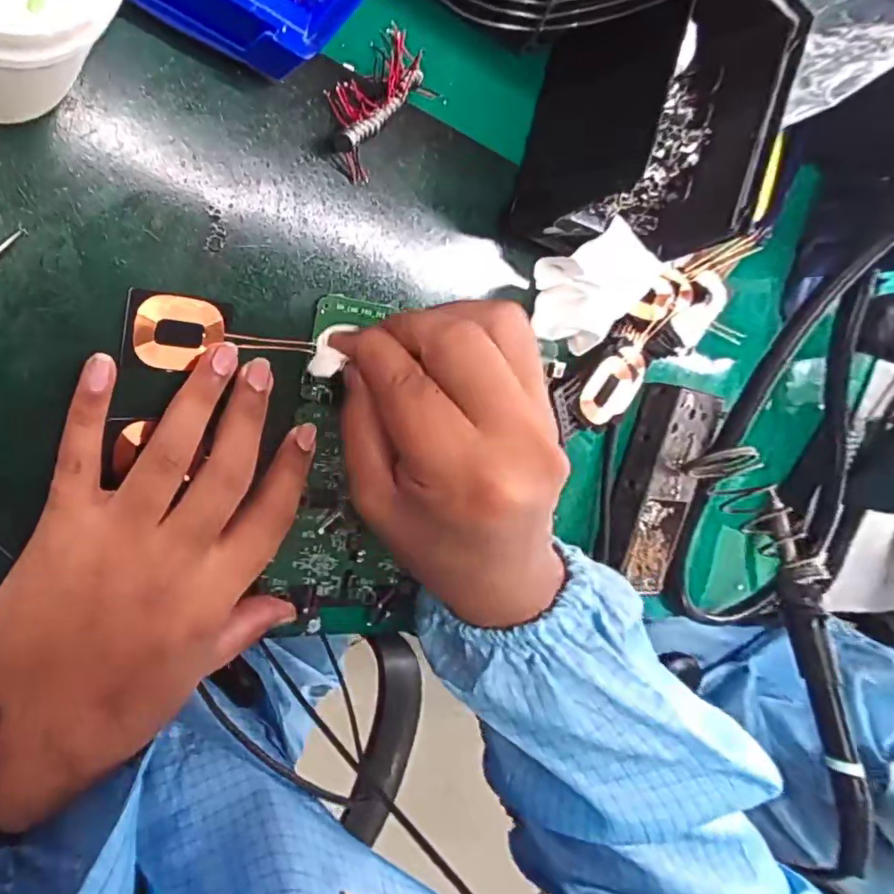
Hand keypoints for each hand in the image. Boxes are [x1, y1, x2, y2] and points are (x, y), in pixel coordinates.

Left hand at [0, 343, 314, 832]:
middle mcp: (174, 553)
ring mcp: (118, 531)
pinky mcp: (64, 520)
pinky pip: (79, 454)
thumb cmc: (115, 707)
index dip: (289, 472)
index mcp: (212, 594)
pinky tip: (101, 364)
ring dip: (194, 398)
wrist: (29, 722)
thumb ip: (238, 628)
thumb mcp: (190, 678)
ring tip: (214, 355)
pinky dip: (87, 406)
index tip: (303, 432)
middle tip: (257, 370)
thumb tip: (287, 602)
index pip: (268, 520)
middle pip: (224, 471)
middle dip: (246, 416)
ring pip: (167, 451)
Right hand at [331, 300, 568, 628]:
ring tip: (410, 342)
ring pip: (496, 324)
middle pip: (457, 340)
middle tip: (373, 341)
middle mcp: (514, 438)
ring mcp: (544, 419)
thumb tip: (356, 362)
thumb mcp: (370, 496)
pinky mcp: (553, 407)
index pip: (408, 382)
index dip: (366, 349)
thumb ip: (359, 424)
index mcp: (460, 473)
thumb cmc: (428, 545)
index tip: (339, 343)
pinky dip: (473, 327)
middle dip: (401, 327)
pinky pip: (518, 338)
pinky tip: (444, 348)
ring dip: (441, 318)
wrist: (506, 575)